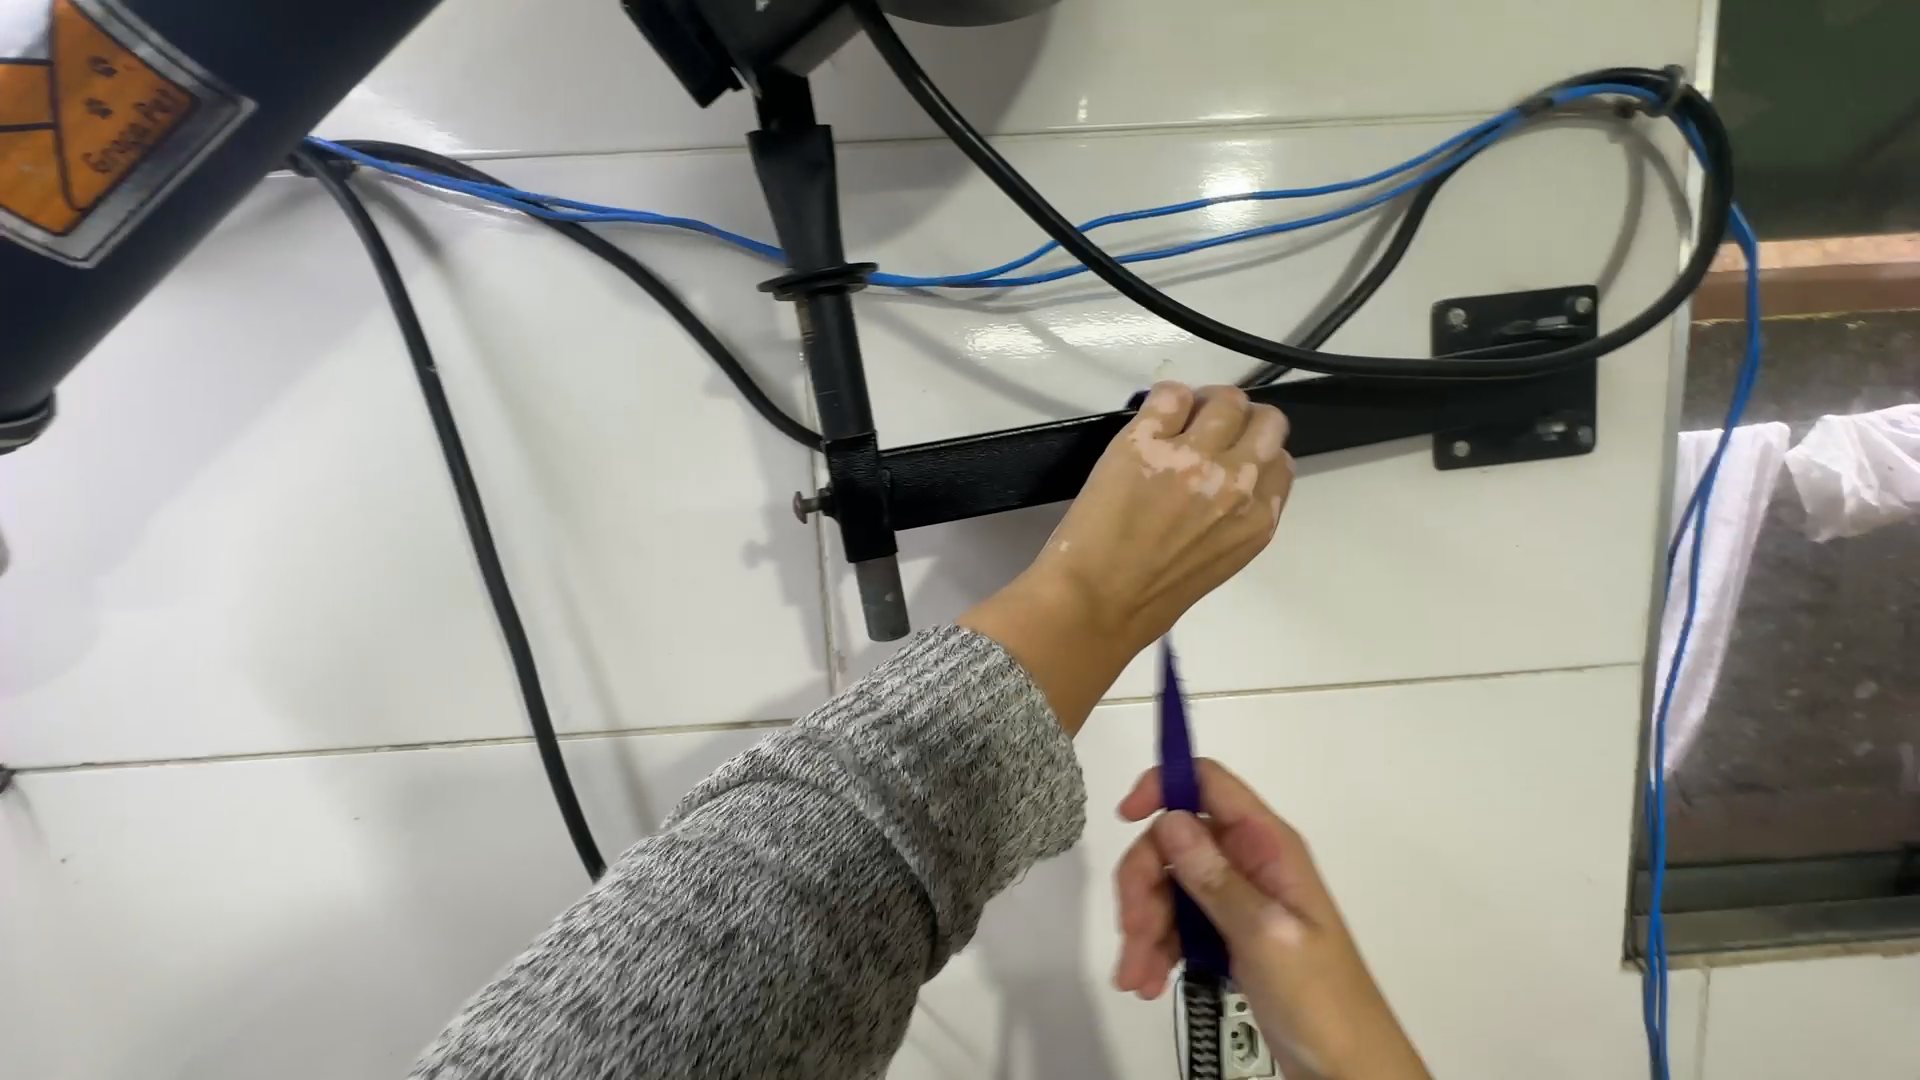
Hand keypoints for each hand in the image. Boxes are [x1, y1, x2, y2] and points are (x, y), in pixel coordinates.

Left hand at [1034, 382, 1292, 653]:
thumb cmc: (1149, 598)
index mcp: (1258, 520)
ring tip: (1178, 419)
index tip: (1229, 454)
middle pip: (1265, 421)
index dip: (1254, 452)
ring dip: (1205, 403)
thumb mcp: (1216, 563)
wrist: (1096, 601)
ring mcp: (1193, 457)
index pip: (1280, 461)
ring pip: (1225, 400)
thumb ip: (1231, 519)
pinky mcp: (1147, 441)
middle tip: (1207, 428)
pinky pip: (1171, 394)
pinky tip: (1150, 417)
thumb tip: (1222, 485)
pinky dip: (1164, 399)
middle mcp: (1238, 482)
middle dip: (1240, 420)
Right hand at [1114, 760, 1429, 1079]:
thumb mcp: (1266, 936)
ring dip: (1143, 923)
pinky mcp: (1224, 930)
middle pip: (1172, 839)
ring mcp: (1234, 894)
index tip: (1127, 816)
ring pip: (1166, 882)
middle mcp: (1246, 858)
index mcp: (1266, 844)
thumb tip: (1170, 819)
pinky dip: (1154, 946)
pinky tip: (1146, 981)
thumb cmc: (1321, 999)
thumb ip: (1216, 878)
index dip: (1164, 784)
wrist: (1351, 1073)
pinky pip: (1174, 919)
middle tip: (1131, 931)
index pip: (1208, 782)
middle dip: (1143, 881)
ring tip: (1136, 976)